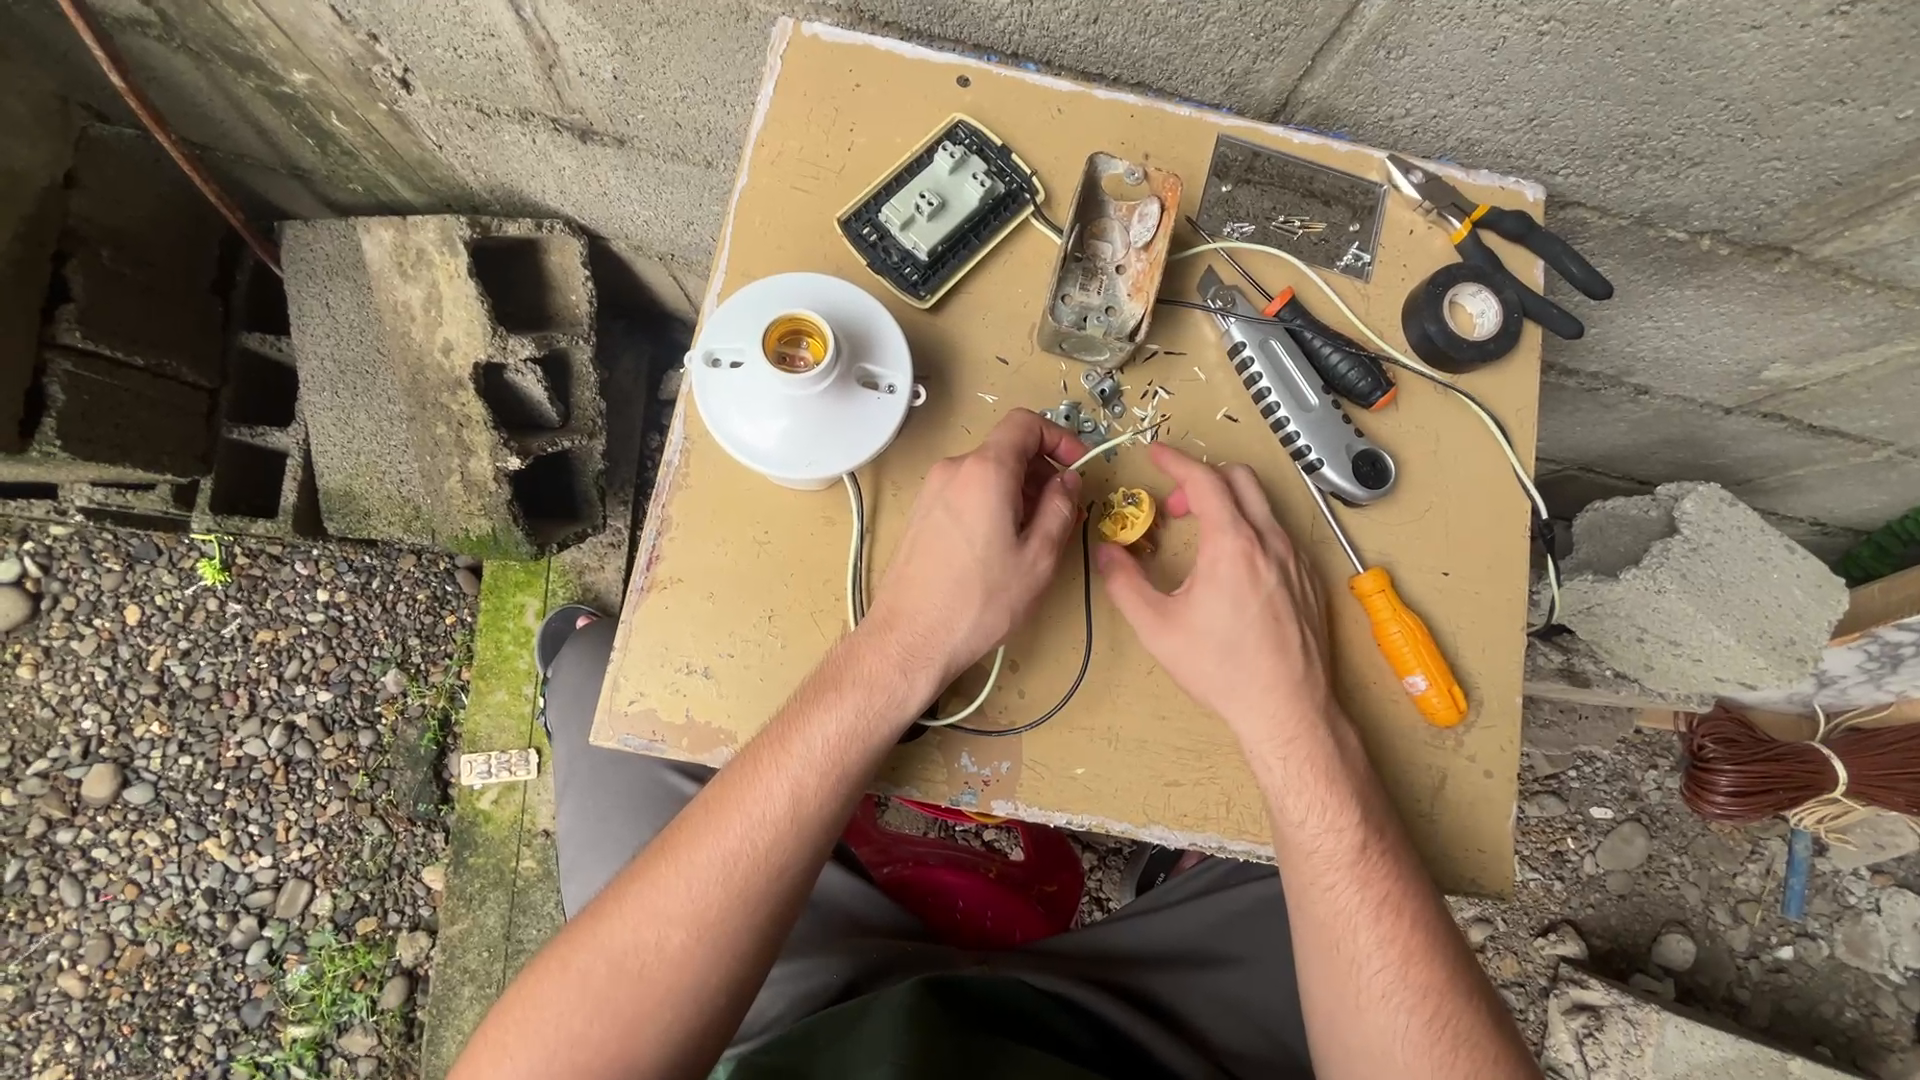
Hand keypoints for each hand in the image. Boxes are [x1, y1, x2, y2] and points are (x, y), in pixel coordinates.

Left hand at [862, 409, 1082, 687]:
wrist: (910, 638)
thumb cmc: (977, 602)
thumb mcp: (1037, 558)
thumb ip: (1060, 508)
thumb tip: (1068, 481)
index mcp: (984, 472)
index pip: (1025, 423)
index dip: (1059, 437)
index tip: (1077, 466)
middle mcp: (953, 471)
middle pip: (1006, 450)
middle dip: (1042, 473)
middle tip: (1064, 512)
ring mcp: (932, 492)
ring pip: (986, 474)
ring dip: (1019, 492)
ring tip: (1035, 536)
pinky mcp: (922, 515)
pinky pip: (966, 493)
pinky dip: (992, 504)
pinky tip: (1002, 546)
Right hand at [1095, 443, 1337, 741]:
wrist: (1286, 709)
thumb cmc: (1223, 671)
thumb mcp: (1157, 627)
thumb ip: (1124, 582)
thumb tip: (1107, 553)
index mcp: (1232, 545)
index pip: (1205, 479)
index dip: (1175, 461)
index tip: (1156, 455)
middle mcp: (1270, 543)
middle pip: (1240, 479)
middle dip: (1202, 479)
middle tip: (1175, 506)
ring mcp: (1296, 560)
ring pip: (1262, 506)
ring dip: (1227, 506)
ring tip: (1201, 538)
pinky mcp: (1309, 580)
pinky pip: (1279, 535)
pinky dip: (1250, 530)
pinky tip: (1232, 567)